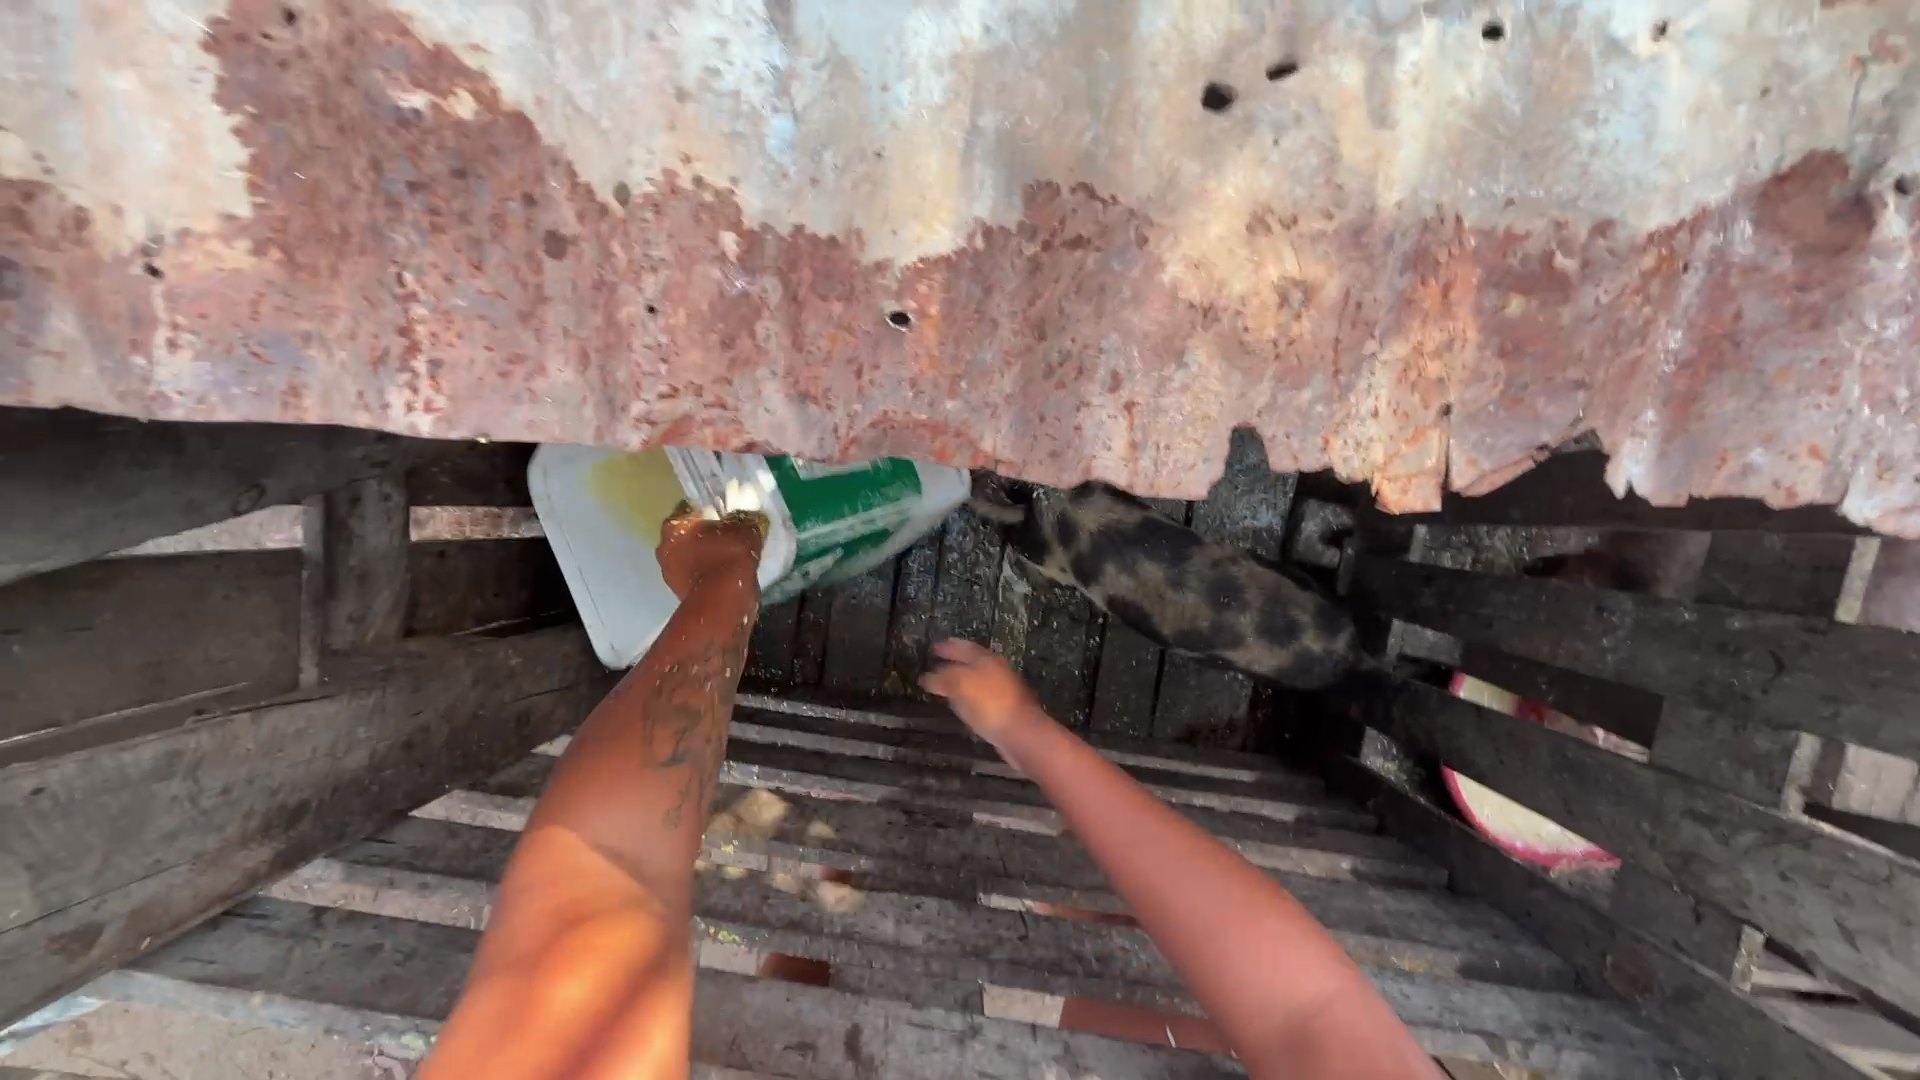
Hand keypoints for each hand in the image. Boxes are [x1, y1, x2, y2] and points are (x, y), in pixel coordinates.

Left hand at [656, 503, 766, 599]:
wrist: (723, 599)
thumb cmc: (729, 555)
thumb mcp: (745, 527)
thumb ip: (743, 518)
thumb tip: (745, 517)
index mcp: (675, 524)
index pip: (689, 508)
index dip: (708, 509)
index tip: (724, 515)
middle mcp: (665, 545)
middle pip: (686, 534)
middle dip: (703, 535)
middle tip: (727, 537)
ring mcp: (669, 571)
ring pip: (689, 556)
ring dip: (704, 556)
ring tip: (729, 558)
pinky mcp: (679, 592)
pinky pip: (695, 575)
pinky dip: (707, 574)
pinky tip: (725, 575)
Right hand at [920, 639, 1049, 751]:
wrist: (1021, 733)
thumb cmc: (989, 704)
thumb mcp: (960, 685)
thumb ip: (943, 678)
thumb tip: (928, 677)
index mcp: (986, 659)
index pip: (963, 647)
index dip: (947, 647)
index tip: (932, 647)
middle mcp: (997, 670)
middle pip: (973, 660)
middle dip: (955, 660)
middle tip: (938, 661)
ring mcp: (1004, 689)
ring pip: (978, 678)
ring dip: (962, 677)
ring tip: (946, 682)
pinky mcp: (1006, 708)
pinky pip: (982, 696)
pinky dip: (969, 694)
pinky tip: (963, 703)